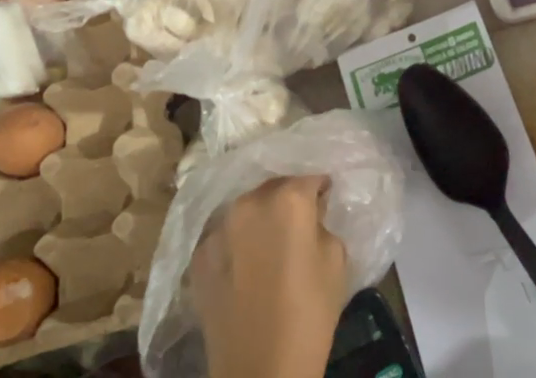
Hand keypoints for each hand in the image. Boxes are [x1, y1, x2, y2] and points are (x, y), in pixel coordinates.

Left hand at [193, 175, 349, 377]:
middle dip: (287, 198)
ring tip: (269, 245)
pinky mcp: (198, 257)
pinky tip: (246, 266)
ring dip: (259, 218)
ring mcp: (218, 229)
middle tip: (299, 223)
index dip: (321, 189)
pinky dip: (237, 242)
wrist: (260, 370)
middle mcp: (248, 203)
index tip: (326, 202)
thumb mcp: (336, 259)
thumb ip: (322, 224)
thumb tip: (311, 216)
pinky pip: (225, 236)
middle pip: (273, 188)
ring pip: (245, 210)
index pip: (310, 176)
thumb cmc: (309, 313)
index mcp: (287, 199)